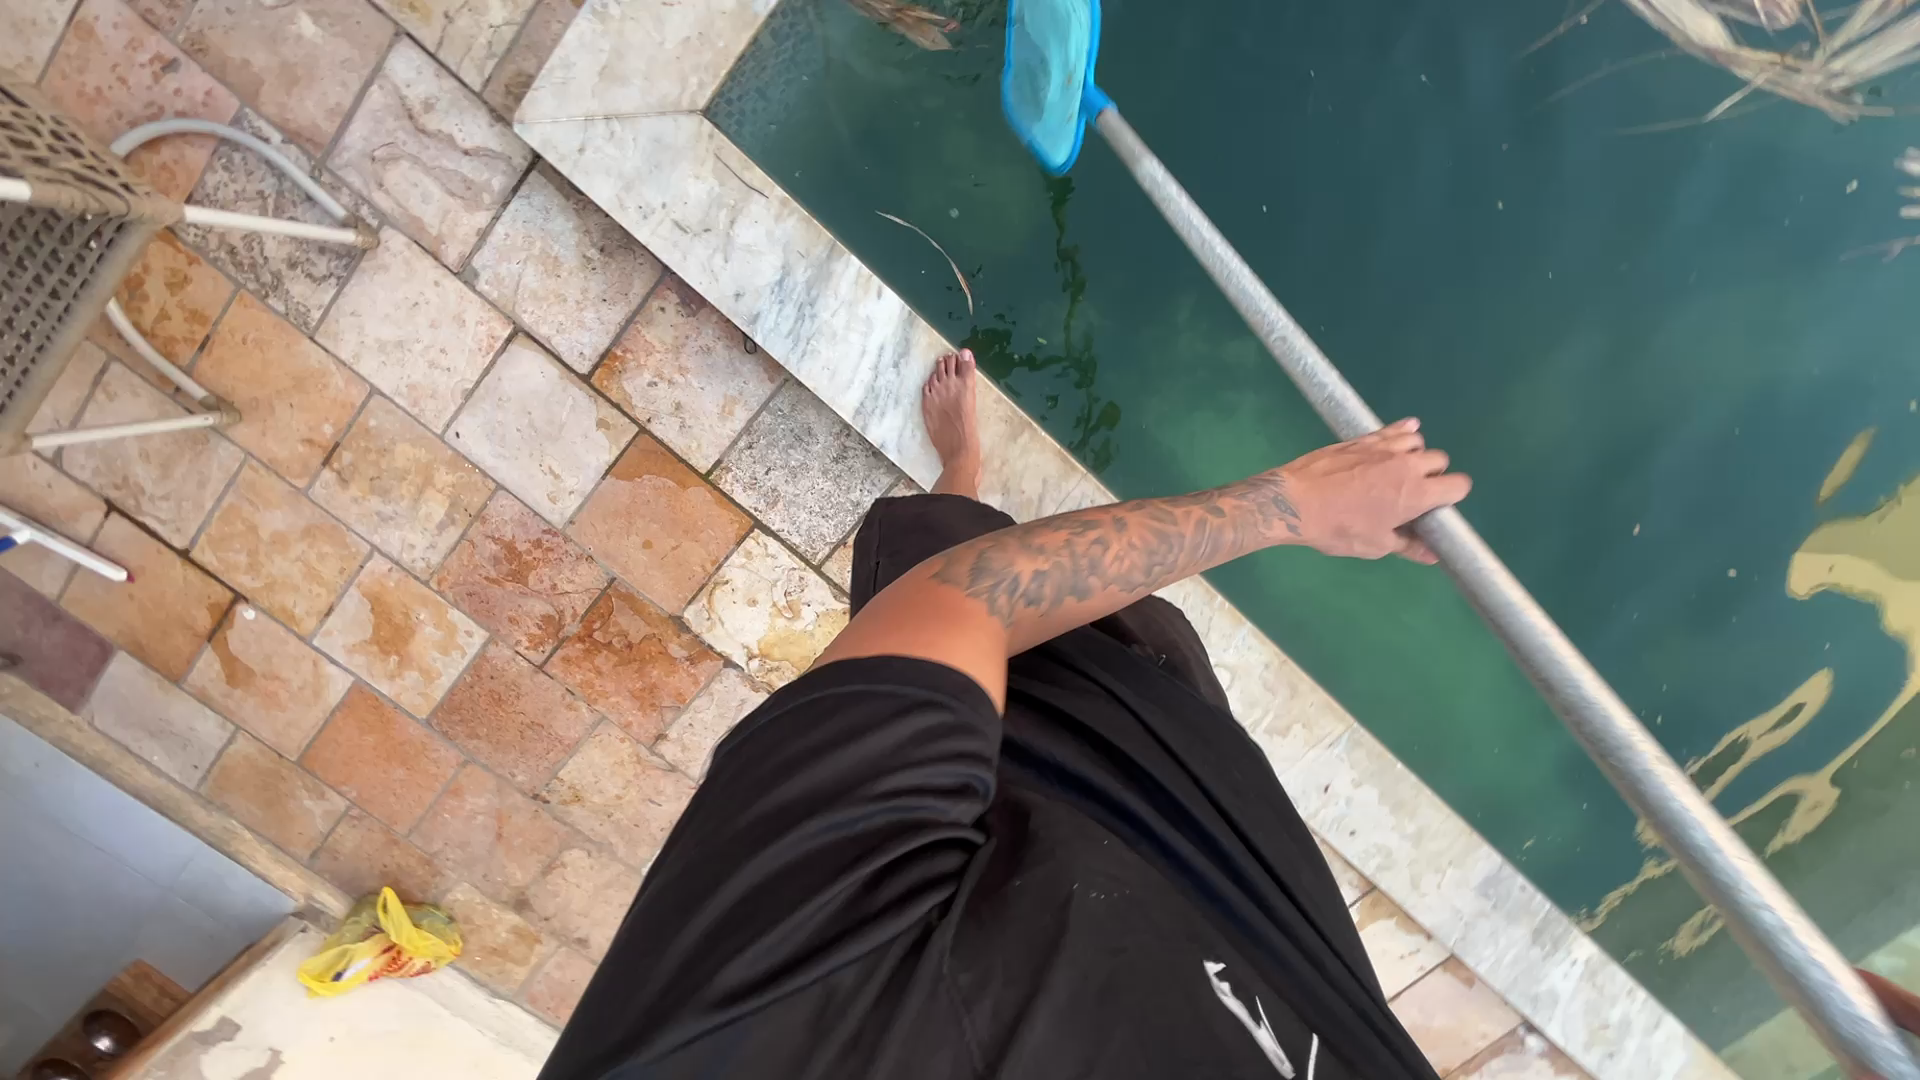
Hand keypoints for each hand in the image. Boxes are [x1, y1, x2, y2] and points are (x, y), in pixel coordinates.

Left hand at [1262, 418, 1470, 563]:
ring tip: (1400, 468)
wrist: (1294, 502)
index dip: (1452, 495)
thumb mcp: (1374, 545)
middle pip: (1438, 460)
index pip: (1458, 485)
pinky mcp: (1360, 439)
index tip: (1435, 505)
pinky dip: (1402, 430)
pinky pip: (1392, 429)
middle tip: (1412, 491)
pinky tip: (1406, 430)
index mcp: (1417, 493)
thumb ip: (1407, 546)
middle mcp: (1406, 465)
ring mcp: (1383, 448)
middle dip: (1432, 474)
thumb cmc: (1336, 528)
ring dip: (1415, 453)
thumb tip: (1431, 555)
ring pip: (1416, 441)